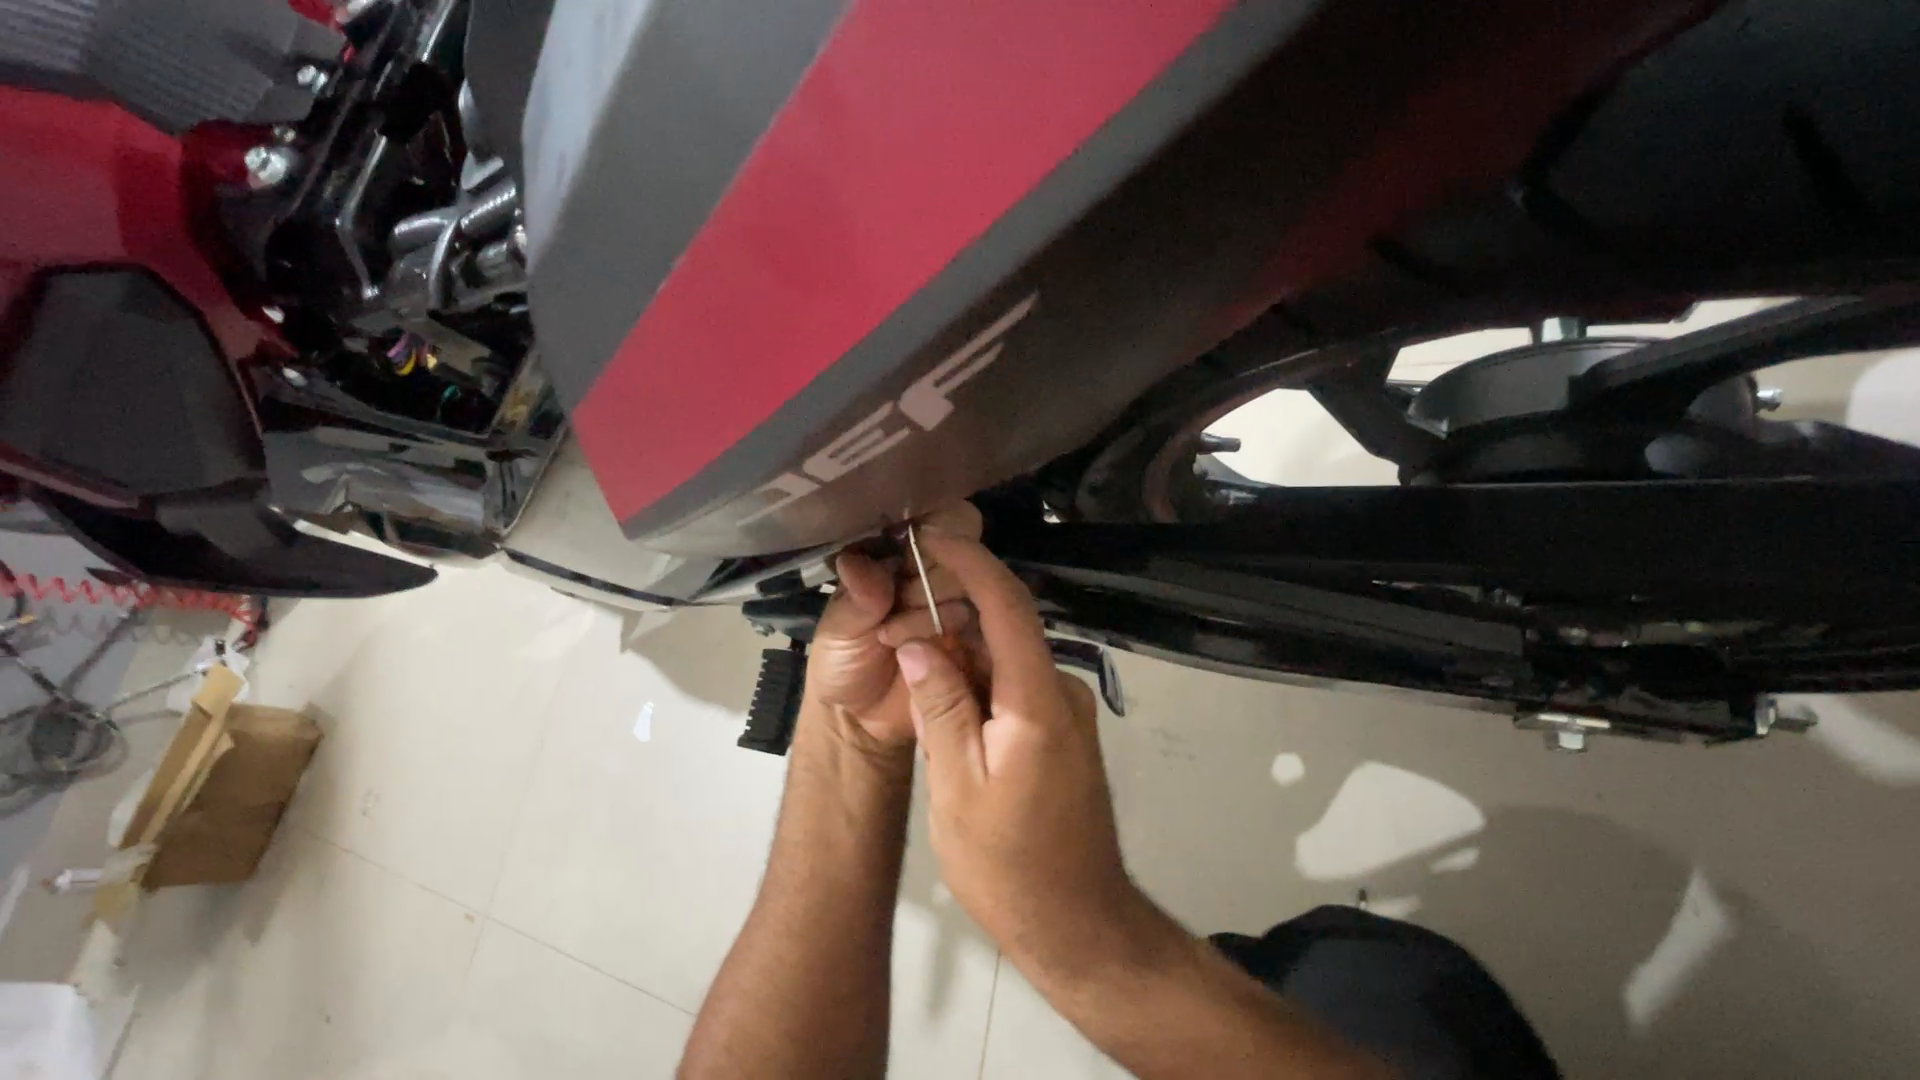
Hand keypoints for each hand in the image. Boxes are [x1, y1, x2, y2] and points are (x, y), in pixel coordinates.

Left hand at [802, 502, 982, 761]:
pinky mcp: (977, 642)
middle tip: (894, 614)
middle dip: (928, 582)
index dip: (931, 530)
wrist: (862, 724)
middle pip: (963, 548)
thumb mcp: (836, 633)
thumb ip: (853, 601)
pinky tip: (932, 657)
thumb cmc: (842, 666)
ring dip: (938, 615)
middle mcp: (934, 573)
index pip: (934, 519)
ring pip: (975, 588)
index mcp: (897, 556)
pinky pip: (989, 627)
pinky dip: (960, 640)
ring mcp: (959, 606)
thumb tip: (858, 564)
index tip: (909, 557)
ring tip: (898, 642)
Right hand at [893, 532, 1151, 978]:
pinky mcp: (1062, 735)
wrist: (1077, 923)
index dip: (971, 565)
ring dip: (958, 659)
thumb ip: (940, 706)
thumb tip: (918, 644)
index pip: (1008, 607)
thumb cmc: (1009, 864)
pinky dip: (976, 687)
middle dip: (948, 621)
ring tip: (907, 672)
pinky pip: (1014, 691)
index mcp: (1038, 700)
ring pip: (1004, 664)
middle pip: (1003, 633)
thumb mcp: (957, 786)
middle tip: (891, 631)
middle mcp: (1061, 694)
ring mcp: (1067, 714)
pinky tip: (941, 707)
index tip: (932, 537)